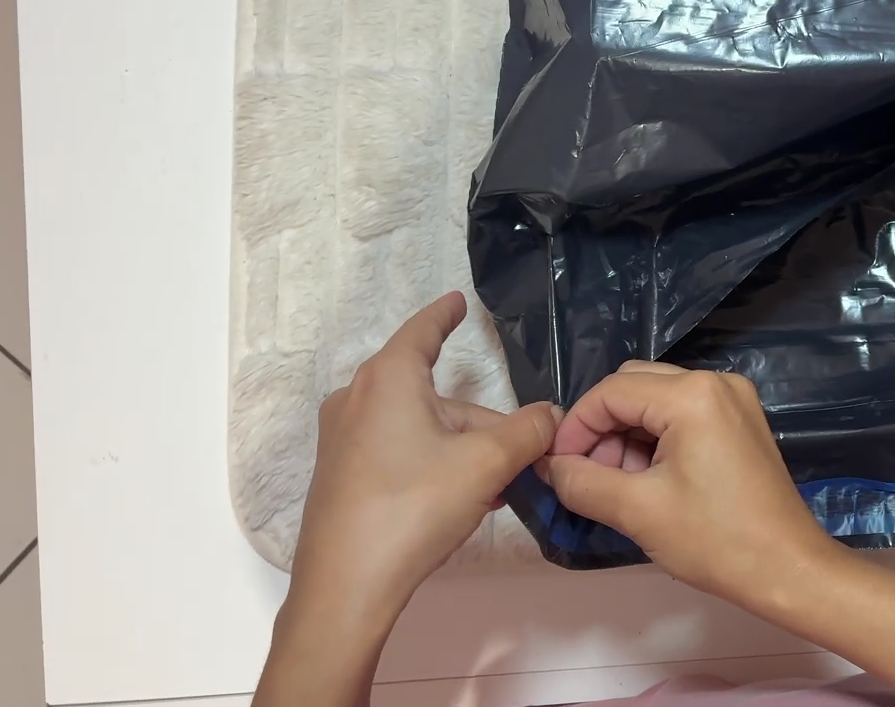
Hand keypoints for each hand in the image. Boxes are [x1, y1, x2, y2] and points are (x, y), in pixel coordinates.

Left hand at [290, 293, 558, 627]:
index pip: (422, 332)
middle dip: (481, 421)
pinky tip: (464, 498)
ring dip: (464, 449)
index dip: (444, 315)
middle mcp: (358, 401)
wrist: (344, 593)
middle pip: (437, 395)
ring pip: (424, 428)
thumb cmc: (414, 506)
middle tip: (517, 449)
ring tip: (496, 485)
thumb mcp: (489, 461)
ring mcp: (344, 442)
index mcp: (388, 381)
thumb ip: (531, 429)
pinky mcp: (341, 478)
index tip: (458, 300)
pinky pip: (402, 451)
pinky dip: (437, 463)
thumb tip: (553, 413)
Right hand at [543, 361, 837, 603]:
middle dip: (603, 427)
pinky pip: (684, 410)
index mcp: (692, 393)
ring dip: (628, 434)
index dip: (576, 426)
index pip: (612, 391)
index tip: (558, 468)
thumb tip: (550, 465)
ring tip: (620, 485)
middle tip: (590, 477)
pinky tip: (649, 477)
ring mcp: (733, 395)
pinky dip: (657, 436)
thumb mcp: (638, 511)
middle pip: (635, 385)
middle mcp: (715, 380)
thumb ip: (583, 481)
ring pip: (658, 397)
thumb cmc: (713, 539)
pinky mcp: (741, 415)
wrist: (786, 566)